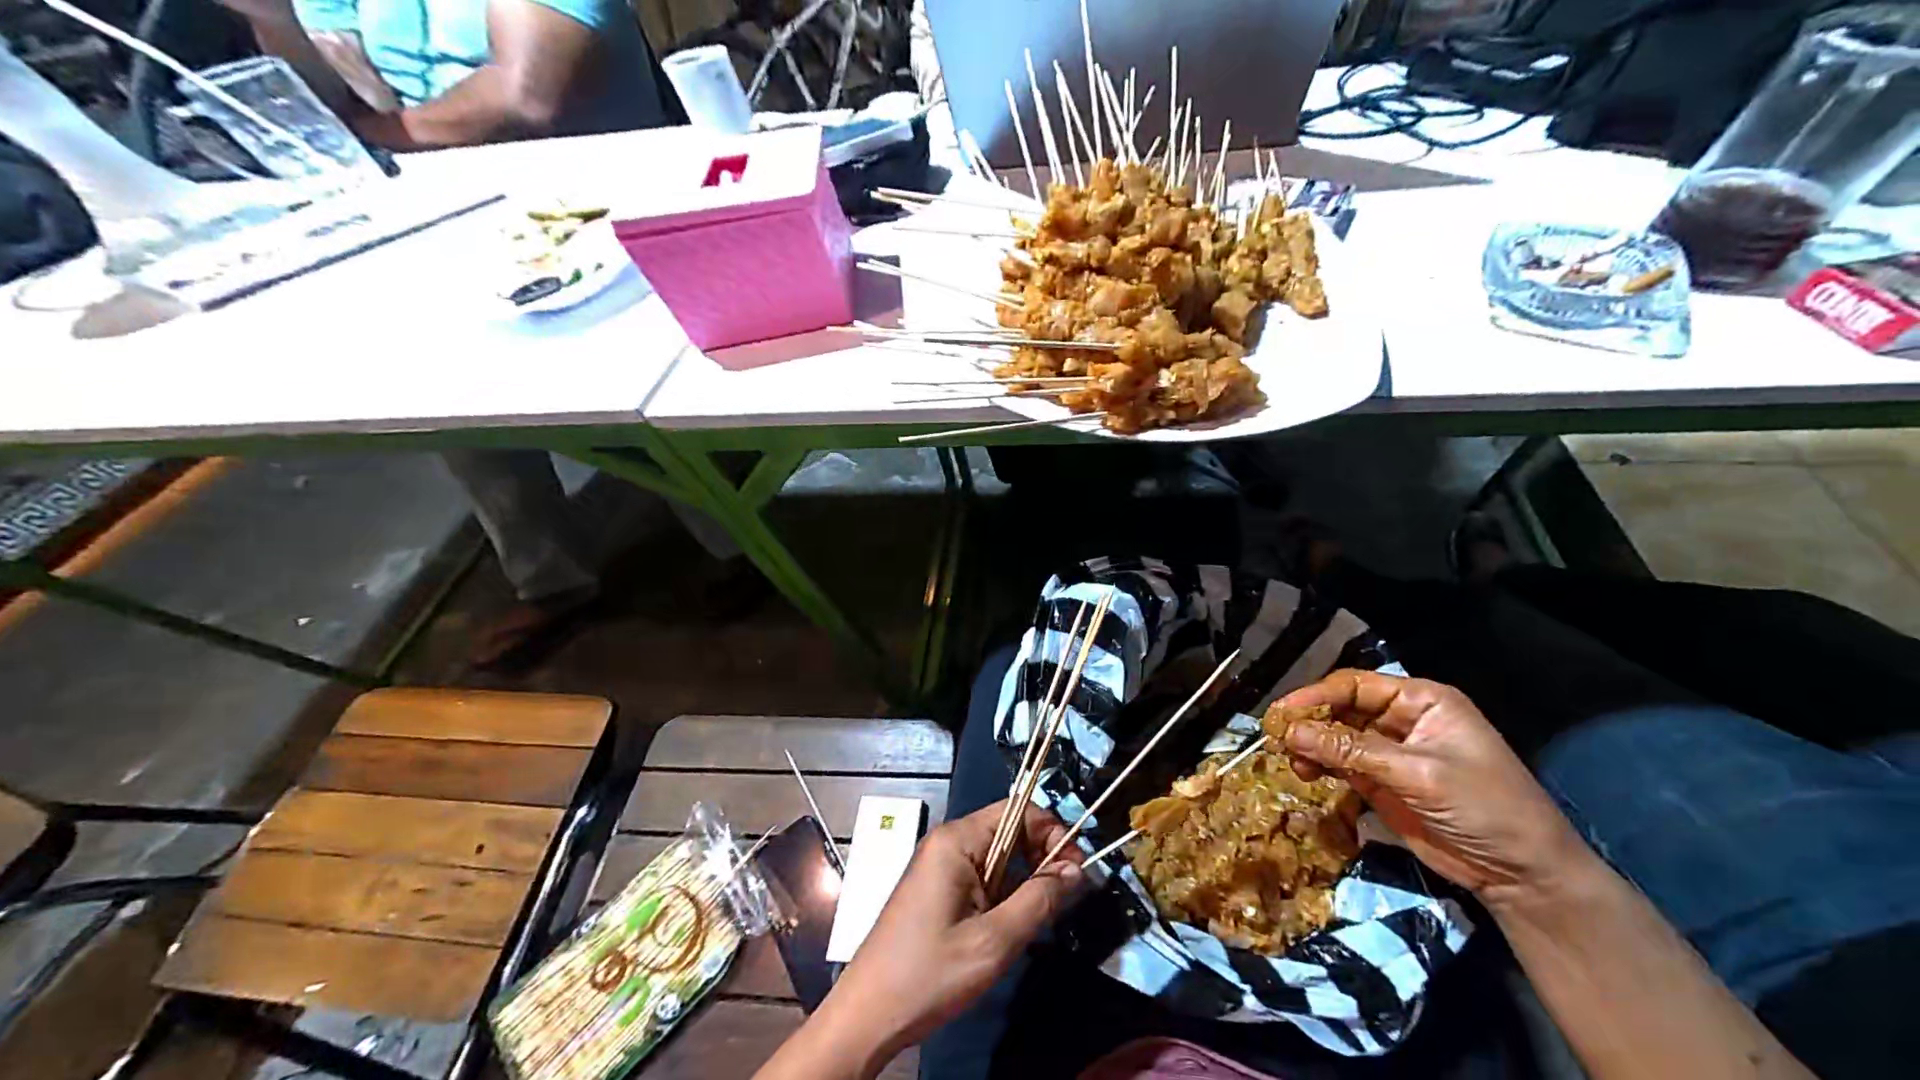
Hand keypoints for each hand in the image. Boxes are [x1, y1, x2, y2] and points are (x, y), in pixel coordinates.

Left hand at [755, 801, 1084, 1079]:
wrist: (868, 1015)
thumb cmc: (928, 975)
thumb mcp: (993, 942)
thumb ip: (1039, 900)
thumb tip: (1077, 870)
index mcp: (956, 840)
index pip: (1018, 810)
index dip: (1054, 831)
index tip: (1078, 869)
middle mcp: (948, 843)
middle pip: (1010, 831)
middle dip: (1043, 856)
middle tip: (1067, 896)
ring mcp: (941, 867)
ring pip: (1000, 858)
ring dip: (1027, 880)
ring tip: (1045, 915)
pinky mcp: (939, 891)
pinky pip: (984, 878)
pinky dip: (1007, 894)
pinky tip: (1016, 924)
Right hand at [1278, 670, 1594, 906]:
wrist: (1524, 875)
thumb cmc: (1485, 808)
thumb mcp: (1418, 774)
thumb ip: (1352, 751)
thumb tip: (1290, 732)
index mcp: (1422, 701)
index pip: (1356, 686)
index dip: (1316, 696)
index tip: (1281, 712)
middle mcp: (1402, 719)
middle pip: (1341, 708)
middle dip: (1310, 721)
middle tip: (1277, 737)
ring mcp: (1390, 752)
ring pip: (1335, 736)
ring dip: (1311, 745)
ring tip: (1292, 761)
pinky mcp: (1381, 782)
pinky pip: (1340, 763)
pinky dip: (1319, 765)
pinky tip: (1305, 773)